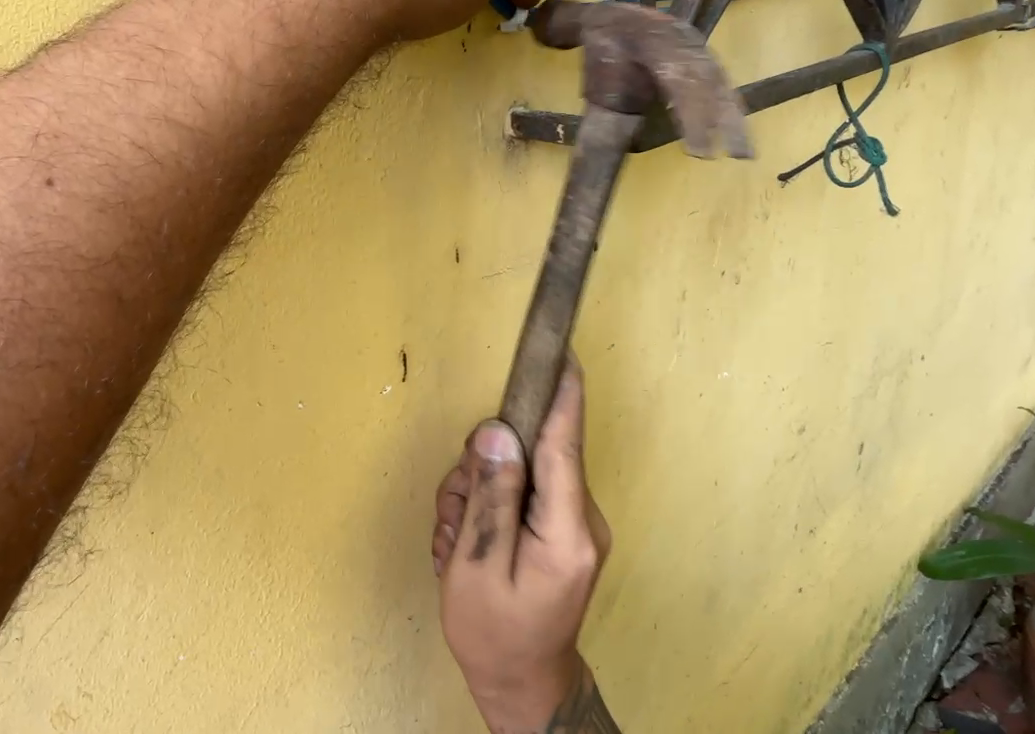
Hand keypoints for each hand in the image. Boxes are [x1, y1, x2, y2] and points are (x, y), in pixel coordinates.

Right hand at [433, 355, 611, 732]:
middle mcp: (580, 518)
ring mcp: (572, 521)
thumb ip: (489, 497)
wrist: (523, 682)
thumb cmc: (495, 632)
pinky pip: (517, 489)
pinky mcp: (559, 525)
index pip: (564, 443)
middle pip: (527, 453)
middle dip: (478, 473)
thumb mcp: (476, 566)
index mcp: (566, 531)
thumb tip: (496, 433)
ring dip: (474, 495)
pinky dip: (485, 506)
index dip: (561, 394)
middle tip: (454, 517)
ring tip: (458, 541)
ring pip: (514, 469)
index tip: (562, 351)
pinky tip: (470, 542)